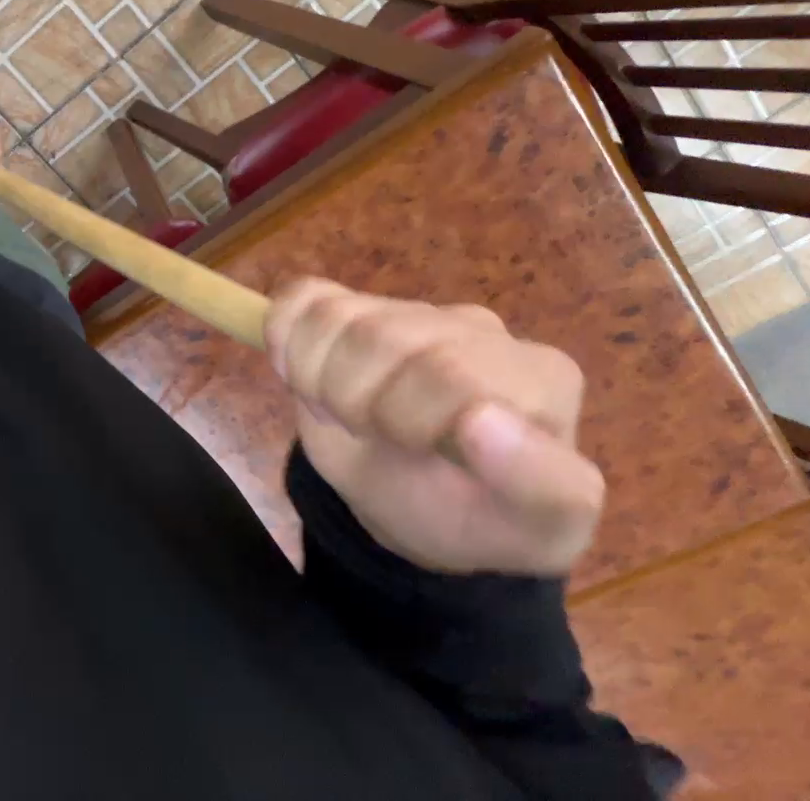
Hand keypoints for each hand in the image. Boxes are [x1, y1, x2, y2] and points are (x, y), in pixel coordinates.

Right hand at [265, 278, 604, 575]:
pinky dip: (285, 337)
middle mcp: (475, 330)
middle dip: (352, 400)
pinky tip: (307, 374)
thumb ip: (544, 488)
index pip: (445, 368)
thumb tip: (484, 418)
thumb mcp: (533, 532)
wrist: (413, 503)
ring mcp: (407, 312)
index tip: (412, 451)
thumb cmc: (472, 516)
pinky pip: (302, 297)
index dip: (400, 415)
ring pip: (332, 315)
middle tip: (368, 434)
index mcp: (534, 376)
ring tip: (342, 410)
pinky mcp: (351, 308)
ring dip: (314, 376)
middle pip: (379, 335)